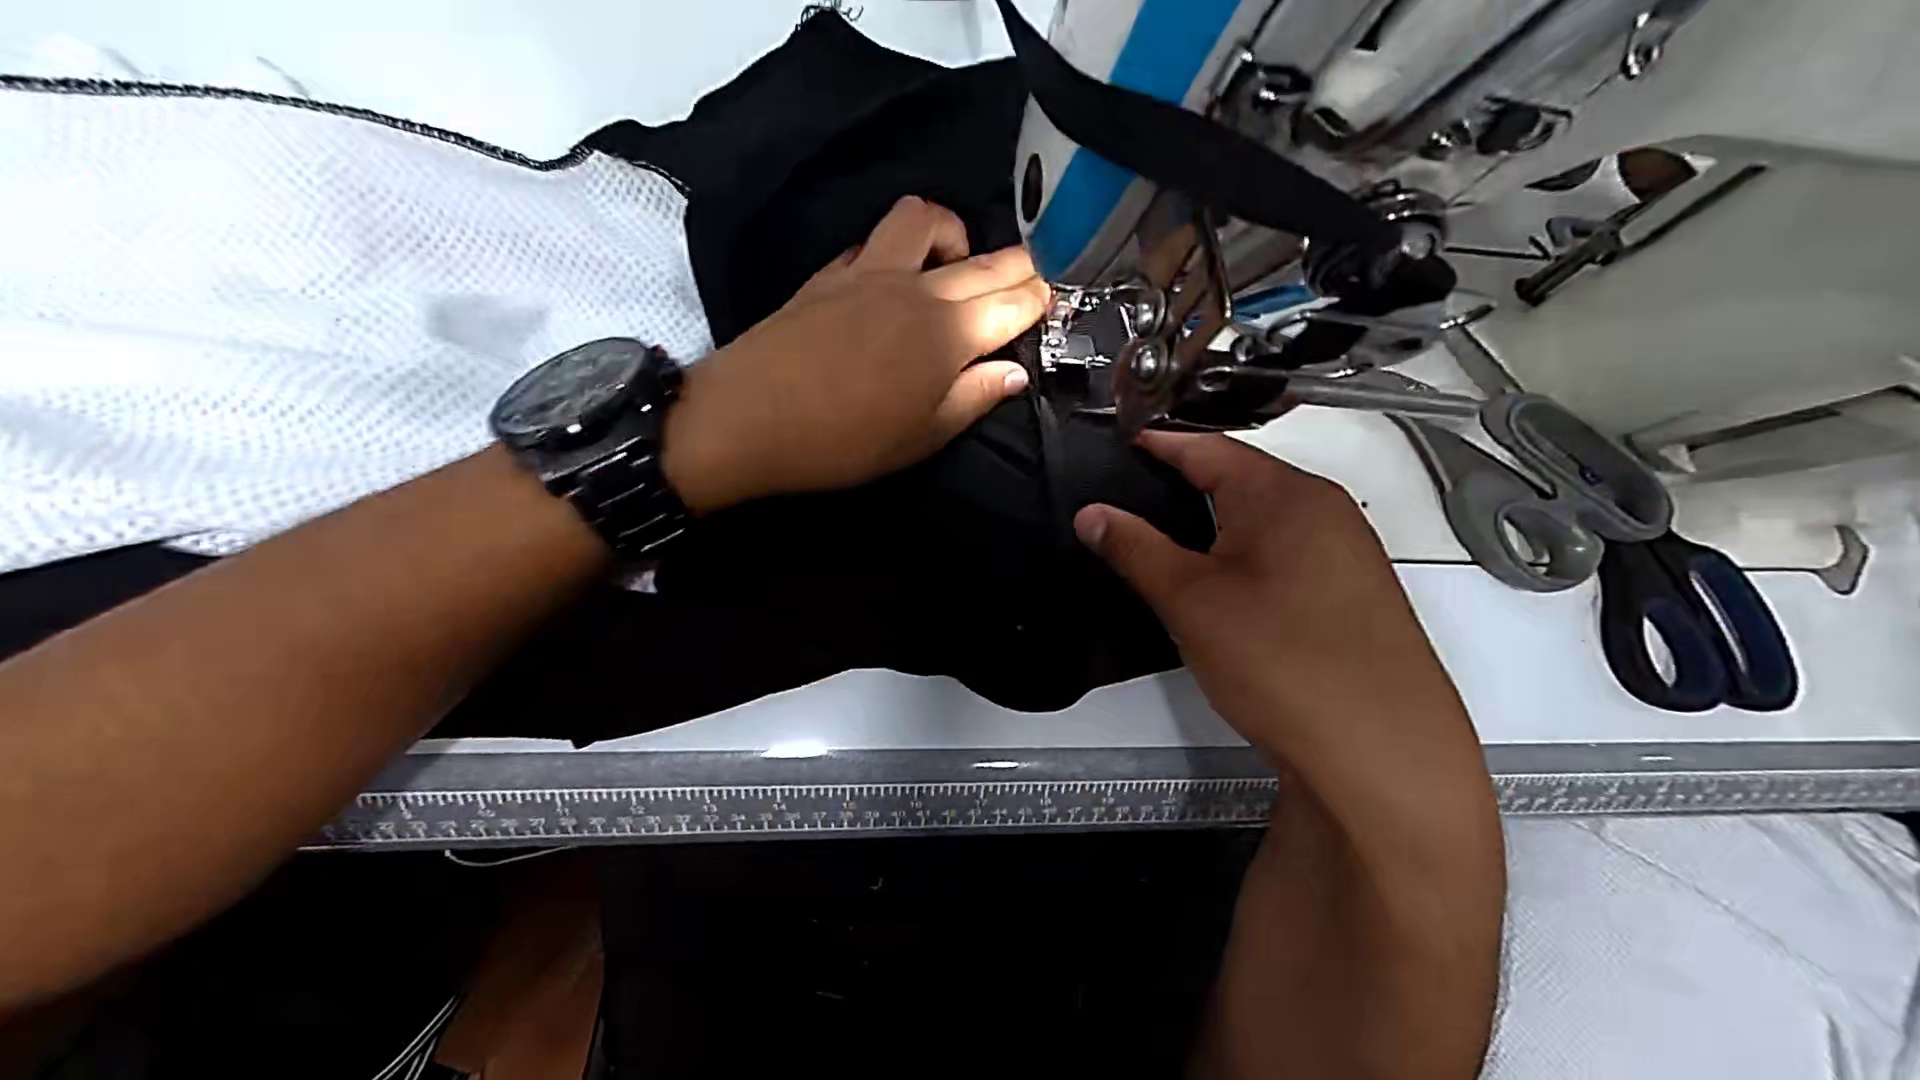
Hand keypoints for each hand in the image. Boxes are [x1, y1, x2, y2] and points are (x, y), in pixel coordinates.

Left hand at [663, 196, 1049, 512]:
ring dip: (954, 234)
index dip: (1039, 301)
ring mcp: (870, 271)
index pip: (1013, 303)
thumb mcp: (923, 437)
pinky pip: (875, 240)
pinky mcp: (831, 273)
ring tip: (956, 269)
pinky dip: (897, 250)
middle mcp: (918, 289)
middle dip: (1019, 266)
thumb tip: (1014, 371)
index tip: (1050, 304)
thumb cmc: (845, 441)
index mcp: (949, 334)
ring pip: (924, 219)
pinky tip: (892, 281)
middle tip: (1028, 284)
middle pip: (984, 259)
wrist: (749, 418)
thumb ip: (974, 397)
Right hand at [1071, 432, 1462, 750]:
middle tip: (1130, 495)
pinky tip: (1217, 590)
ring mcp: (1345, 555)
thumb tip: (1093, 515)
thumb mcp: (1190, 600)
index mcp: (1287, 494)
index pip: (1206, 446)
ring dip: (1212, 526)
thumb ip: (1134, 548)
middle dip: (1180, 483)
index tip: (1118, 440)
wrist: (1379, 755)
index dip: (1155, 442)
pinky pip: (1282, 556)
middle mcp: (1326, 512)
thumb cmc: (1289, 664)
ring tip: (1163, 543)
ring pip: (1260, 521)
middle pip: (1237, 479)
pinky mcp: (1349, 596)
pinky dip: (1241, 559)